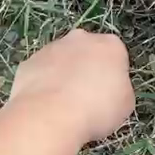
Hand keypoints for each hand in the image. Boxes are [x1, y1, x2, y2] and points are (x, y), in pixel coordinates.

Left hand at [4, 28, 134, 143]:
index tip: (109, 94)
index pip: (116, 55)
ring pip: (61, 60)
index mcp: (110, 45)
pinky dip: (43, 85)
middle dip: (86, 69)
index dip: (113, 76)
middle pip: (87, 52)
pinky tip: (44, 105)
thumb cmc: (96, 109)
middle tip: (87, 97)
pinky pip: (41, 72)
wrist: (50, 115)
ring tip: (63, 105)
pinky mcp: (29, 61)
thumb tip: (109, 89)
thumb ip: (120, 89)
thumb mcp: (125, 104)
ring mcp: (51, 48)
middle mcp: (80, 38)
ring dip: (63, 76)